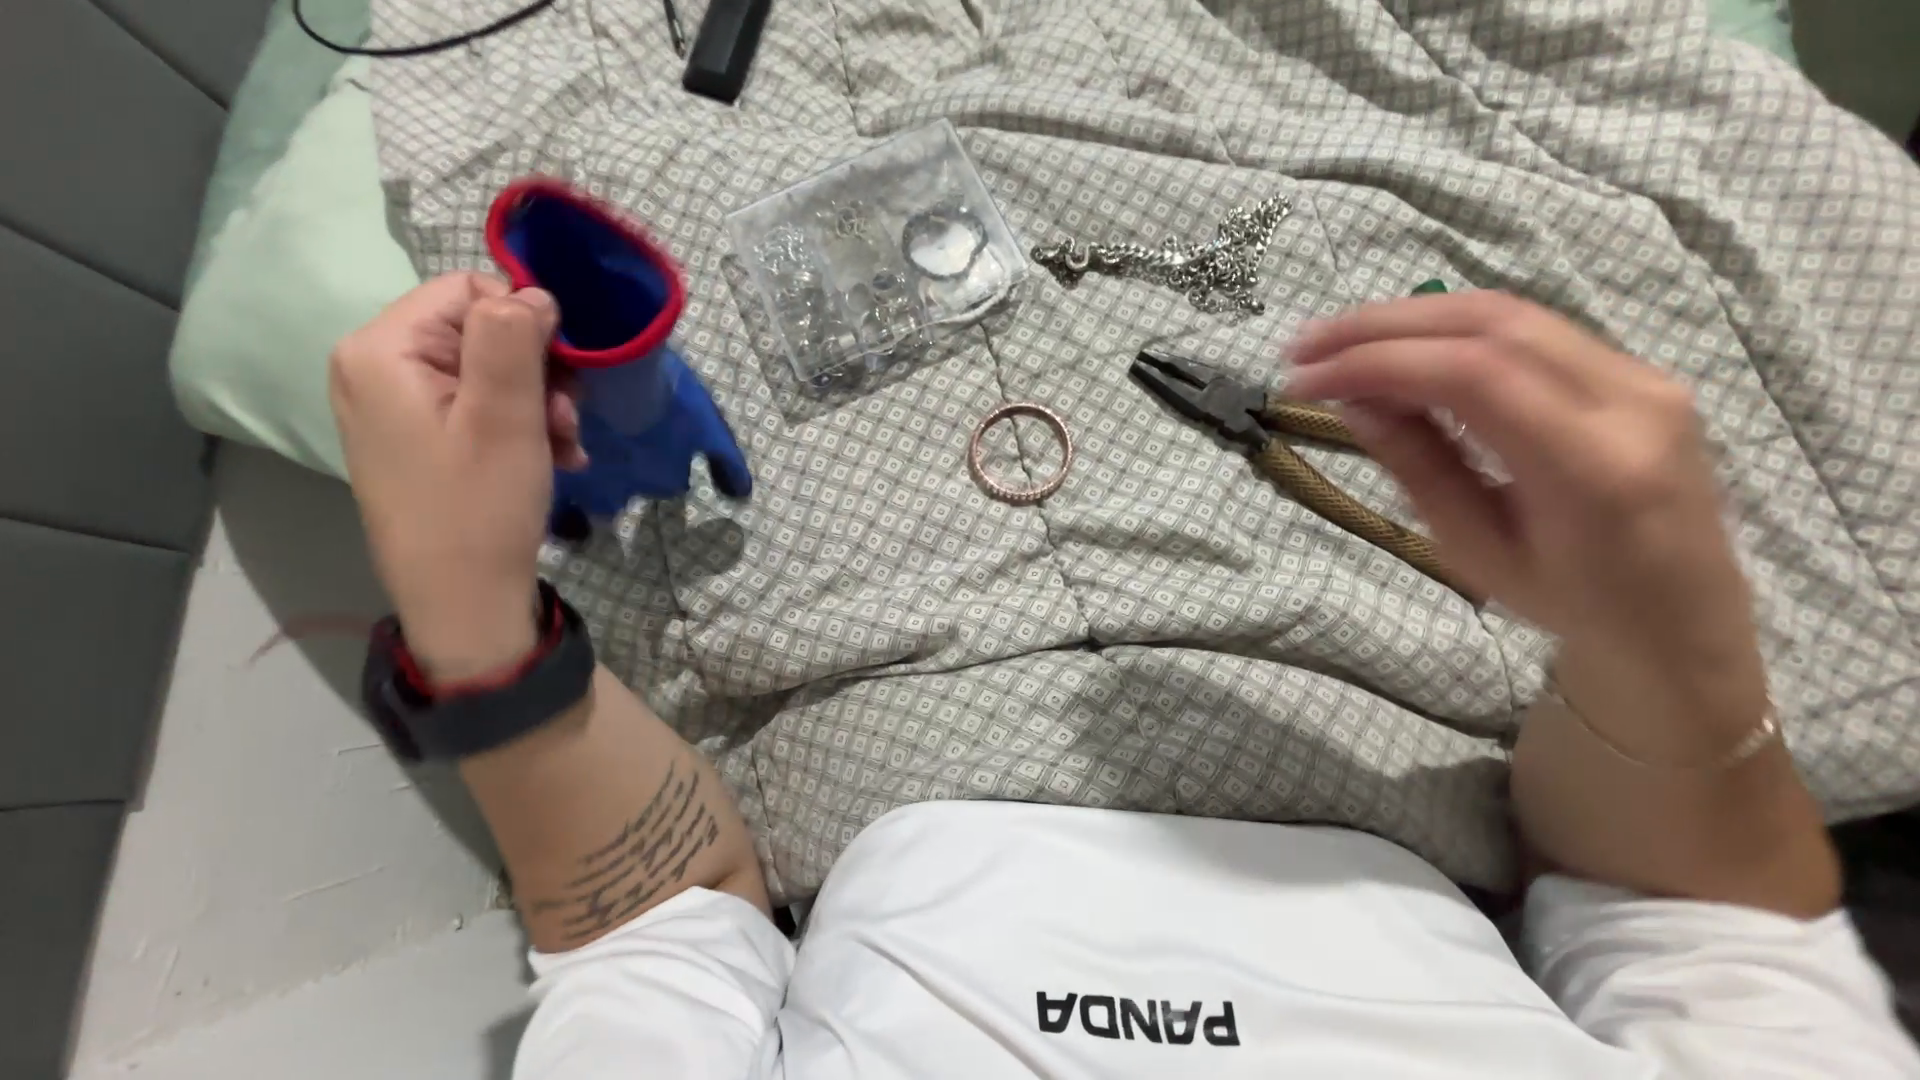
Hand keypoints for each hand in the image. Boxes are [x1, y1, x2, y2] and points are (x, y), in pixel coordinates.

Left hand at [329, 273, 583, 680]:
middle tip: (568, 421)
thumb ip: (514, 337)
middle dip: (537, 372)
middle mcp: (373, 368)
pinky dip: (519, 426)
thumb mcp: (507, 415)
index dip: (526, 323)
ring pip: (484, 372)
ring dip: (537, 404)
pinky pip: (473, 408)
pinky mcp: (413, 439)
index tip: (564, 375)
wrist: (462, 599)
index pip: (467, 290)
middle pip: (477, 331)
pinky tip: (552, 457)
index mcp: (381, 350)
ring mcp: (391, 407)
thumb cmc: (481, 505)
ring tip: (564, 447)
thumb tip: (533, 292)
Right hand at [1286, 292, 1767, 751]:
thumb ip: (1419, 467)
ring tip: (1336, 340)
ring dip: (1412, 317)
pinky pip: (1529, 329)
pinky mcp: (1634, 370)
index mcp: (1592, 468)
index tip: (1304, 379)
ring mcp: (1642, 377)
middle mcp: (1632, 402)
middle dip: (1383, 325)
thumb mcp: (1474, 551)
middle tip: (1304, 345)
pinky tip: (1401, 346)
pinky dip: (1450, 329)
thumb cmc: (1568, 604)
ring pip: (1510, 313)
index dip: (1377, 362)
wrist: (1680, 618)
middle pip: (1491, 322)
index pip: (1473, 375)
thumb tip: (1355, 402)